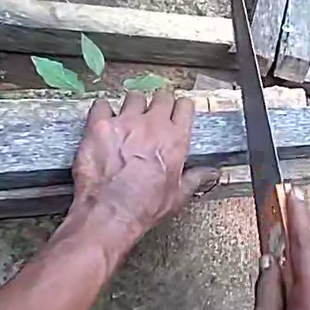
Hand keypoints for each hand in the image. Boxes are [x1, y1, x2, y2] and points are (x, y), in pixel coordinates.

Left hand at [68, 90, 216, 247]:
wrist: (111, 213)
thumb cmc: (144, 207)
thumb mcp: (177, 196)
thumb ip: (195, 178)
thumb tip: (210, 172)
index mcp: (175, 139)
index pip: (184, 106)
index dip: (180, 108)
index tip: (176, 112)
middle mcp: (152, 124)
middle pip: (162, 96)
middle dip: (159, 103)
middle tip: (152, 114)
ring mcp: (125, 122)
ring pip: (133, 97)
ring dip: (132, 106)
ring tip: (127, 118)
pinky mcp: (99, 125)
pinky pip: (102, 105)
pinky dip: (103, 111)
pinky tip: (103, 122)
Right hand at [251, 187, 309, 309]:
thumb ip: (266, 293)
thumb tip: (269, 262)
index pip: (305, 247)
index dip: (298, 217)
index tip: (293, 191)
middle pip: (307, 264)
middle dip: (286, 252)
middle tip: (267, 243)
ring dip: (290, 279)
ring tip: (270, 303)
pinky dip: (300, 295)